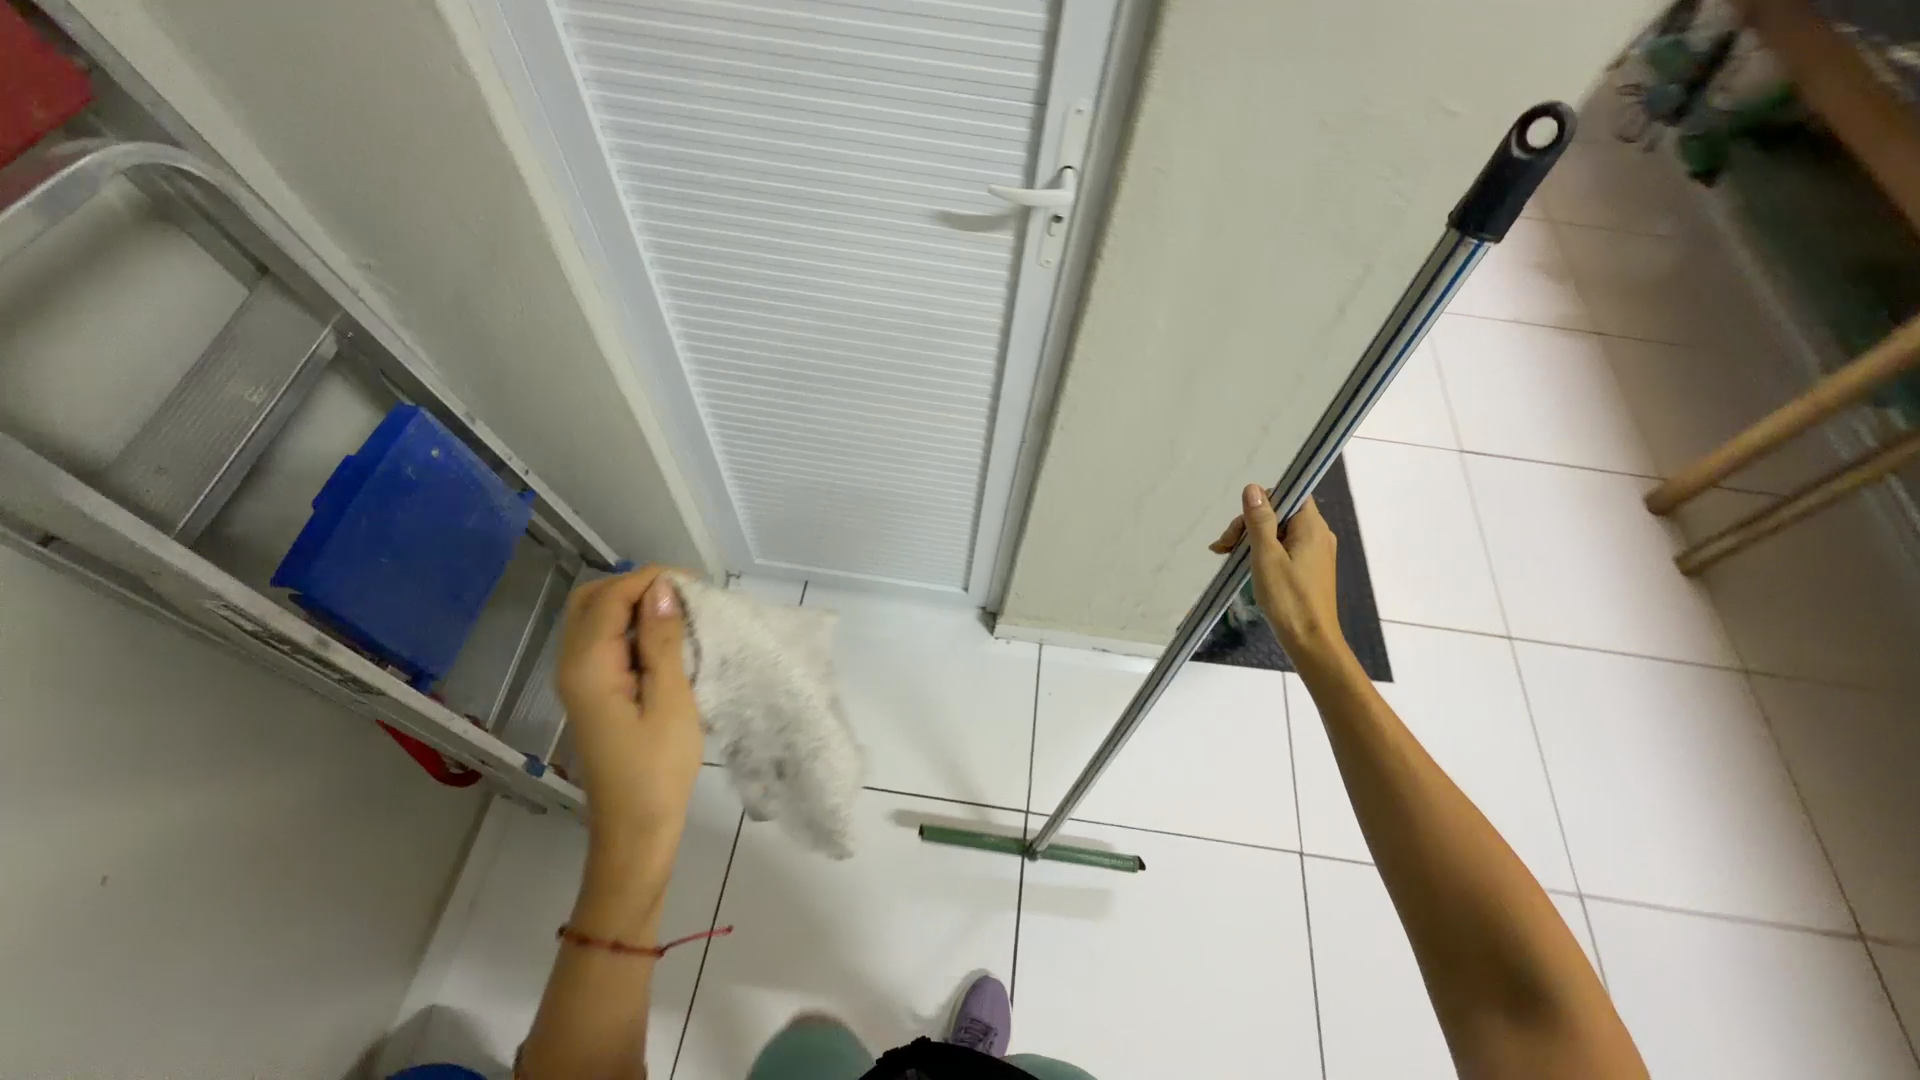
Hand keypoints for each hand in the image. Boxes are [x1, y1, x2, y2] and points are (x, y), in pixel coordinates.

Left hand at [554, 567, 703, 846]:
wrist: (636, 830)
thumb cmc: (659, 769)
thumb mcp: (672, 701)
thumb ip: (662, 641)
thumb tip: (661, 589)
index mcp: (588, 666)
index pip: (611, 598)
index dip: (649, 580)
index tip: (694, 582)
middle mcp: (572, 666)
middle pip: (592, 601)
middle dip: (635, 586)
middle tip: (683, 593)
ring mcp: (578, 682)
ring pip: (595, 620)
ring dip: (633, 606)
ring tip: (679, 612)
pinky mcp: (591, 695)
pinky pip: (603, 644)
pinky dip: (630, 629)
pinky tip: (664, 640)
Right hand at [1209, 485, 1348, 667]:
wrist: (1310, 640)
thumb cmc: (1288, 598)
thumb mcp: (1267, 556)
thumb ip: (1260, 520)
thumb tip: (1253, 488)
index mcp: (1312, 527)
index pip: (1288, 494)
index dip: (1261, 502)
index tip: (1239, 525)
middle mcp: (1317, 534)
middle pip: (1280, 513)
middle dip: (1249, 524)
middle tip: (1223, 547)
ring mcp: (1314, 551)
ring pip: (1278, 531)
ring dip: (1251, 539)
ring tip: (1225, 556)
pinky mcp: (1308, 567)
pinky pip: (1283, 548)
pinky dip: (1262, 551)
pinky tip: (1241, 563)